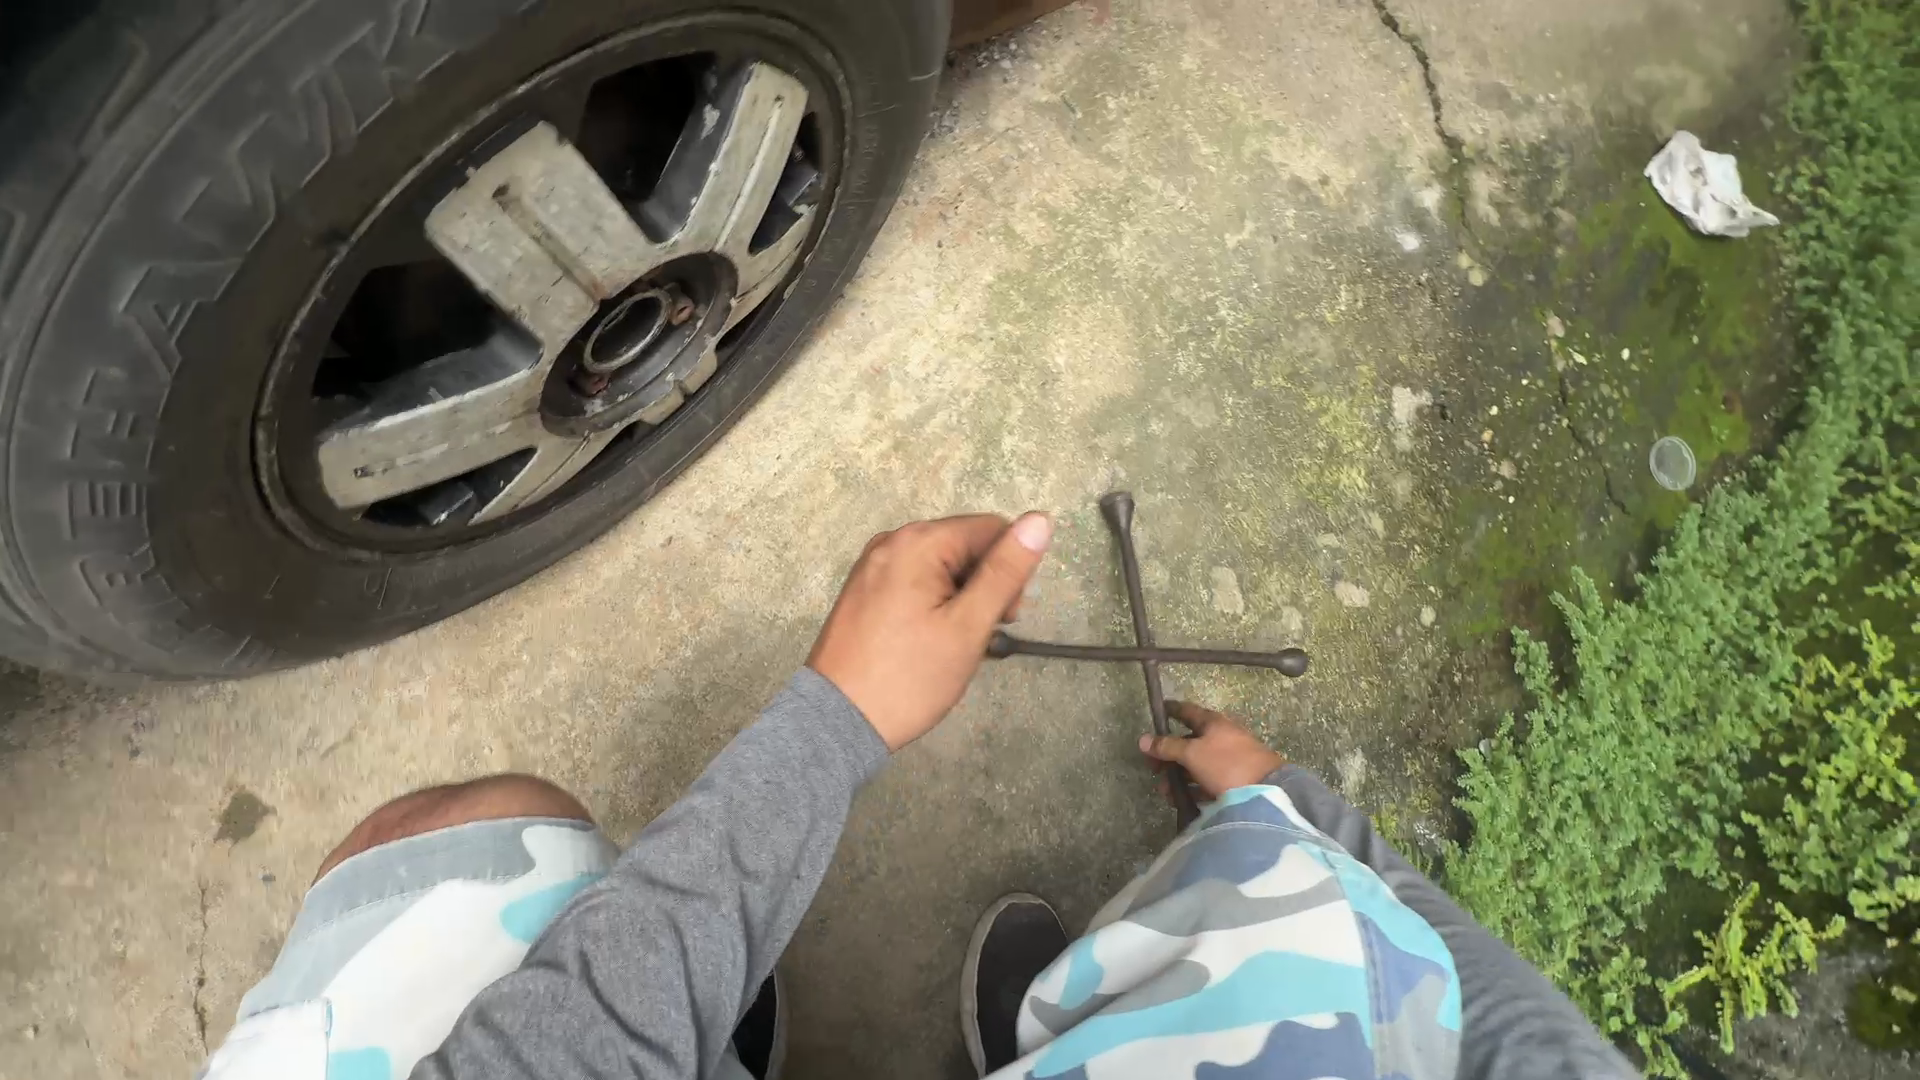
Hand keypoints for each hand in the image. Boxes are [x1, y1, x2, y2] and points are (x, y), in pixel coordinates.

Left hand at [808, 513, 1051, 750]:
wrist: (837, 722)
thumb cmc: (909, 677)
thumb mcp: (968, 626)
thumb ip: (1005, 571)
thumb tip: (1039, 520)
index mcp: (918, 542)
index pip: (991, 529)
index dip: (1011, 568)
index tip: (1007, 615)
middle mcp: (892, 541)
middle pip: (965, 543)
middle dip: (986, 582)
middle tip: (986, 632)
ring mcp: (874, 564)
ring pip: (942, 563)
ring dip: (963, 594)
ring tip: (959, 640)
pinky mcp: (865, 588)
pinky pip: (916, 579)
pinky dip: (937, 600)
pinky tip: (934, 635)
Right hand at [1138, 701, 1286, 798]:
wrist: (1269, 793)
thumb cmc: (1227, 765)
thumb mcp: (1192, 753)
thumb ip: (1167, 746)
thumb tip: (1143, 740)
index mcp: (1213, 723)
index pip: (1187, 711)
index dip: (1171, 710)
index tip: (1158, 712)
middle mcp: (1222, 737)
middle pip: (1189, 741)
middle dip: (1169, 756)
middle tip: (1153, 769)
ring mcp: (1231, 759)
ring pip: (1197, 764)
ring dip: (1179, 776)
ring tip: (1167, 793)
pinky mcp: (1236, 780)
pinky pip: (1208, 781)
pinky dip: (1194, 788)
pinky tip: (1183, 800)